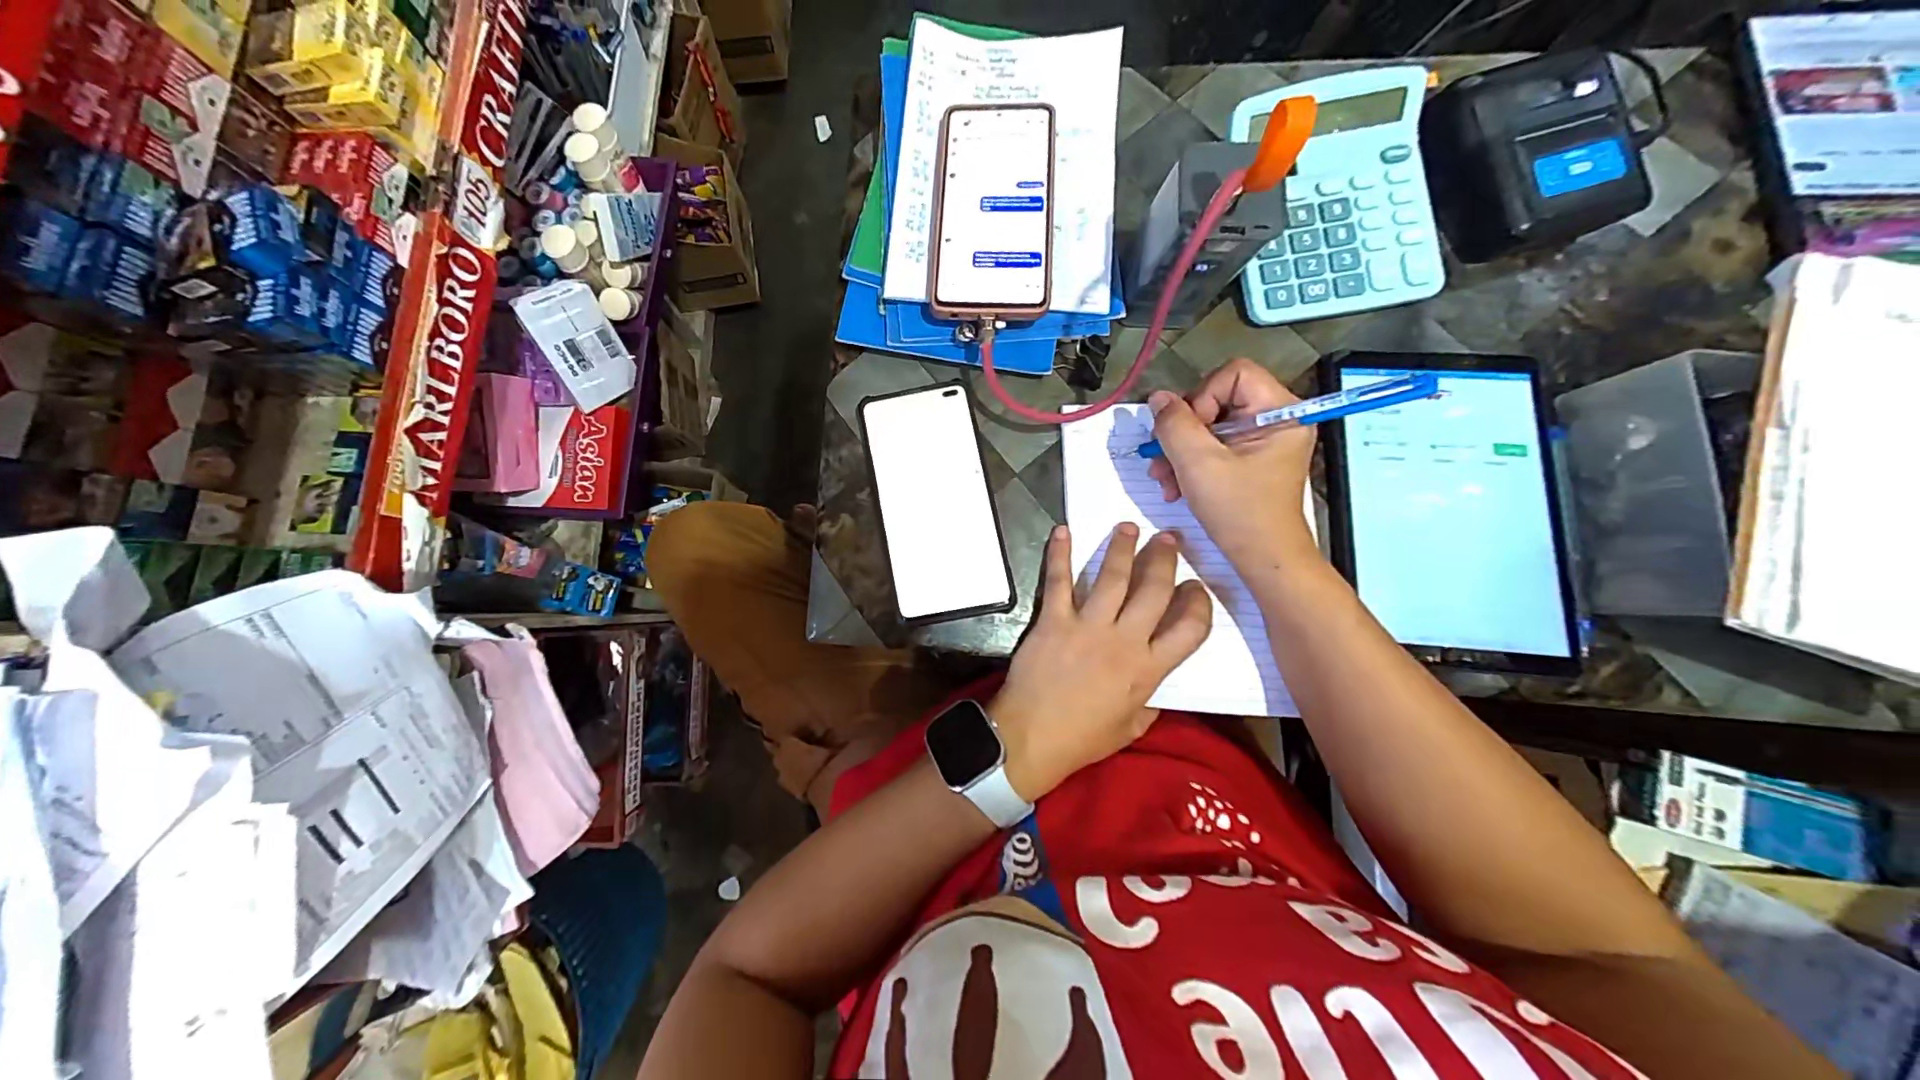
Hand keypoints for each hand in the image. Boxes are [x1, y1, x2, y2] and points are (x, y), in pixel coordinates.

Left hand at [988, 523, 1211, 801]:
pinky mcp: (1052, 620)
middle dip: (1164, 559)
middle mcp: (1123, 641)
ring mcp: (1087, 626)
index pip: (1189, 628)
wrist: (1031, 738)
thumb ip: (1150, 701)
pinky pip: (1059, 581)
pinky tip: (1063, 531)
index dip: (1198, 603)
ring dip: (1122, 547)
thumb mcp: (1132, 728)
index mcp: (1147, 670)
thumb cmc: (1082, 739)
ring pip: (1112, 577)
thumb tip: (1157, 684)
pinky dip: (1059, 554)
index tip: (1196, 587)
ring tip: (1128, 526)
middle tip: (1168, 539)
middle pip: (1153, 590)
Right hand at [1146, 358, 1319, 570]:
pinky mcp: (1251, 459)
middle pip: (1217, 398)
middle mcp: (1276, 419)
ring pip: (1210, 424)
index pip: (1233, 374)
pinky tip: (1175, 485)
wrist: (1264, 558)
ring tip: (1163, 478)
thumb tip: (1158, 398)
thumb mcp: (1198, 464)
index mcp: (1280, 412)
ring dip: (1180, 449)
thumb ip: (1174, 424)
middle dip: (1184, 429)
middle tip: (1163, 458)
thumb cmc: (1240, 512)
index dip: (1203, 396)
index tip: (1190, 432)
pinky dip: (1190, 462)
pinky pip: (1214, 445)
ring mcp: (1263, 440)